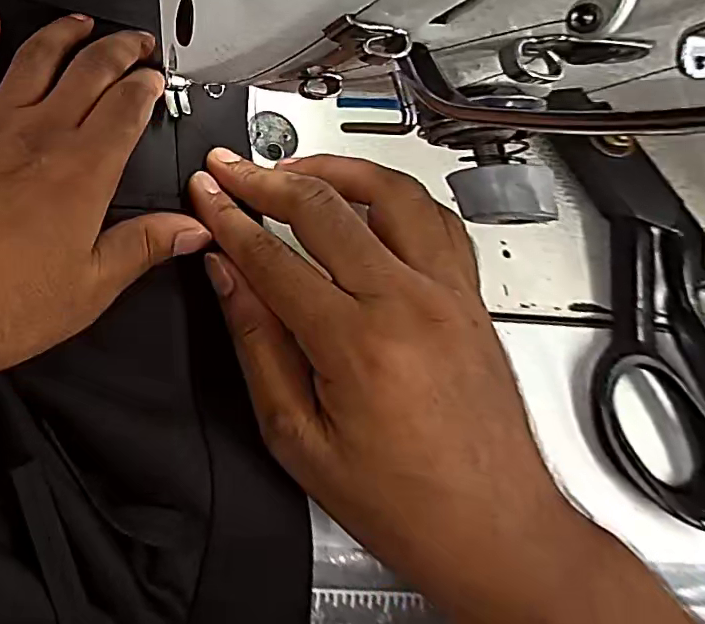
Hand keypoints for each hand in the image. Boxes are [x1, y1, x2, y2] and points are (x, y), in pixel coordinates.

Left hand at [0, 12, 211, 387]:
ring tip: (79, 21)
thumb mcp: (87, 288)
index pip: (128, 106)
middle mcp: (40, 134)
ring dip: (62, 33)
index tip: (157, 78)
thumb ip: (141, 248)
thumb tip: (189, 228)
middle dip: (119, 48)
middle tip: (135, 41)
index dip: (148, 85)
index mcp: (82, 171)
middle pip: (90, 69)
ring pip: (35, 57)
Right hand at [188, 150, 688, 623]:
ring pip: (390, 194)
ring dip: (332, 168)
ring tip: (292, 165)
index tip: (203, 192)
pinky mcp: (470, 301)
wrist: (502, 540)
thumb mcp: (294, 431)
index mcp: (358, 344)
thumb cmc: (403, 501)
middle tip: (228, 167)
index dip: (225, 214)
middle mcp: (411, 308)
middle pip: (323, 207)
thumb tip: (224, 275)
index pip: (270, 253)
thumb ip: (255, 340)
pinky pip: (435, 220)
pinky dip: (389, 193)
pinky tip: (360, 195)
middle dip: (262, 178)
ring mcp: (449, 298)